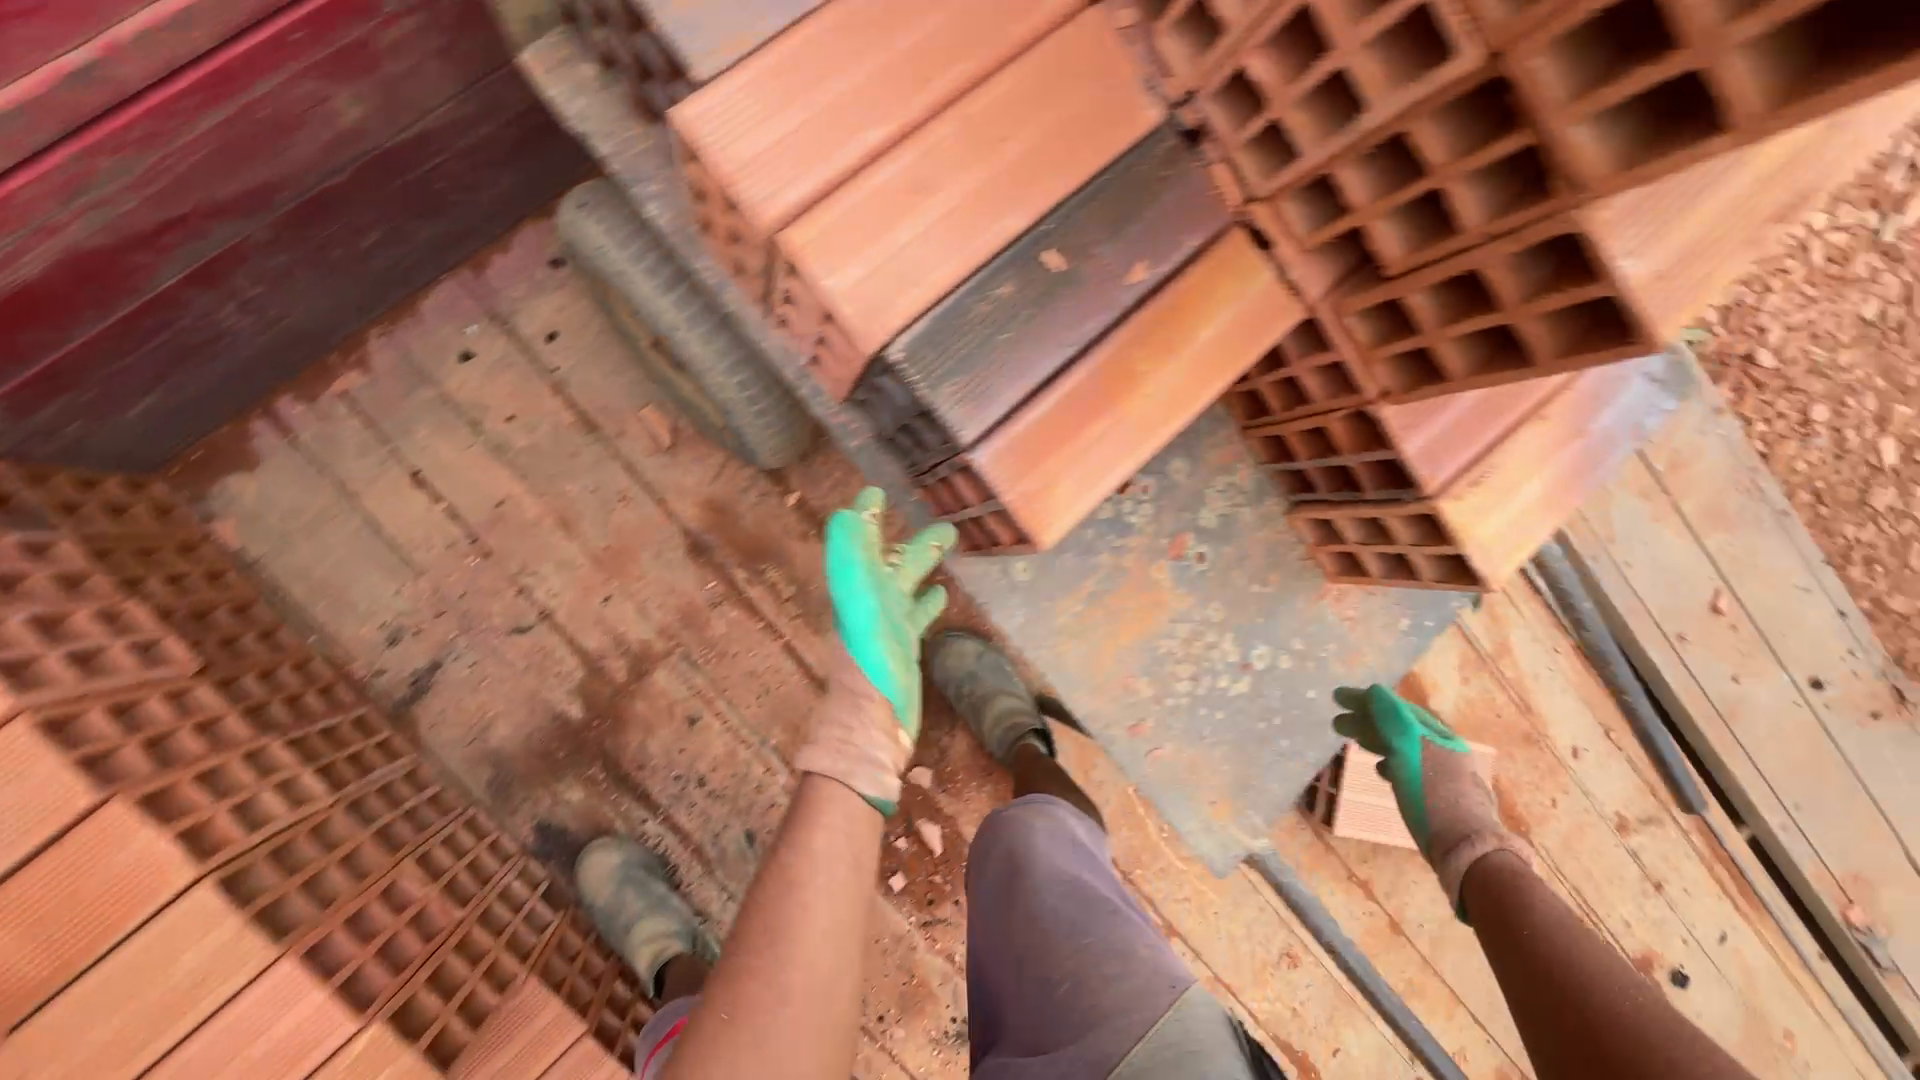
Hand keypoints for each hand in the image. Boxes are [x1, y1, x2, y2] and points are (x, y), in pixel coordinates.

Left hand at [795, 488, 956, 813]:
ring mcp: (890, 625)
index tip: (875, 491)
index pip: (862, 543)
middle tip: (940, 520)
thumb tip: (842, 513)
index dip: (867, 516)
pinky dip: (928, 601)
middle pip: (893, 561)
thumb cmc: (866, 666)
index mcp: (860, 588)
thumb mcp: (857, 608)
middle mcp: (873, 602)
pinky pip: (918, 616)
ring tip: (947, 543)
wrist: (872, 724)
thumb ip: (848, 561)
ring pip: (908, 584)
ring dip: (923, 564)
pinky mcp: (906, 647)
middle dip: (911, 539)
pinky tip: (942, 596)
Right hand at [1333, 685, 1530, 917]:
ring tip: (1353, 741)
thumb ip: (1391, 719)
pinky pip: (1407, 769)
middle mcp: (1442, 751)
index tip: (1337, 697)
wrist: (1465, 849)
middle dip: (1366, 720)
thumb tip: (1374, 690)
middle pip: (1399, 727)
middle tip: (1336, 721)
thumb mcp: (1409, 751)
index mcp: (1438, 736)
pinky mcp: (1437, 797)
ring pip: (1402, 748)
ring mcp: (1441, 775)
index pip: (1397, 708)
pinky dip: (1389, 762)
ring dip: (1376, 740)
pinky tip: (1380, 769)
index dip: (1366, 700)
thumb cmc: (1434, 796)